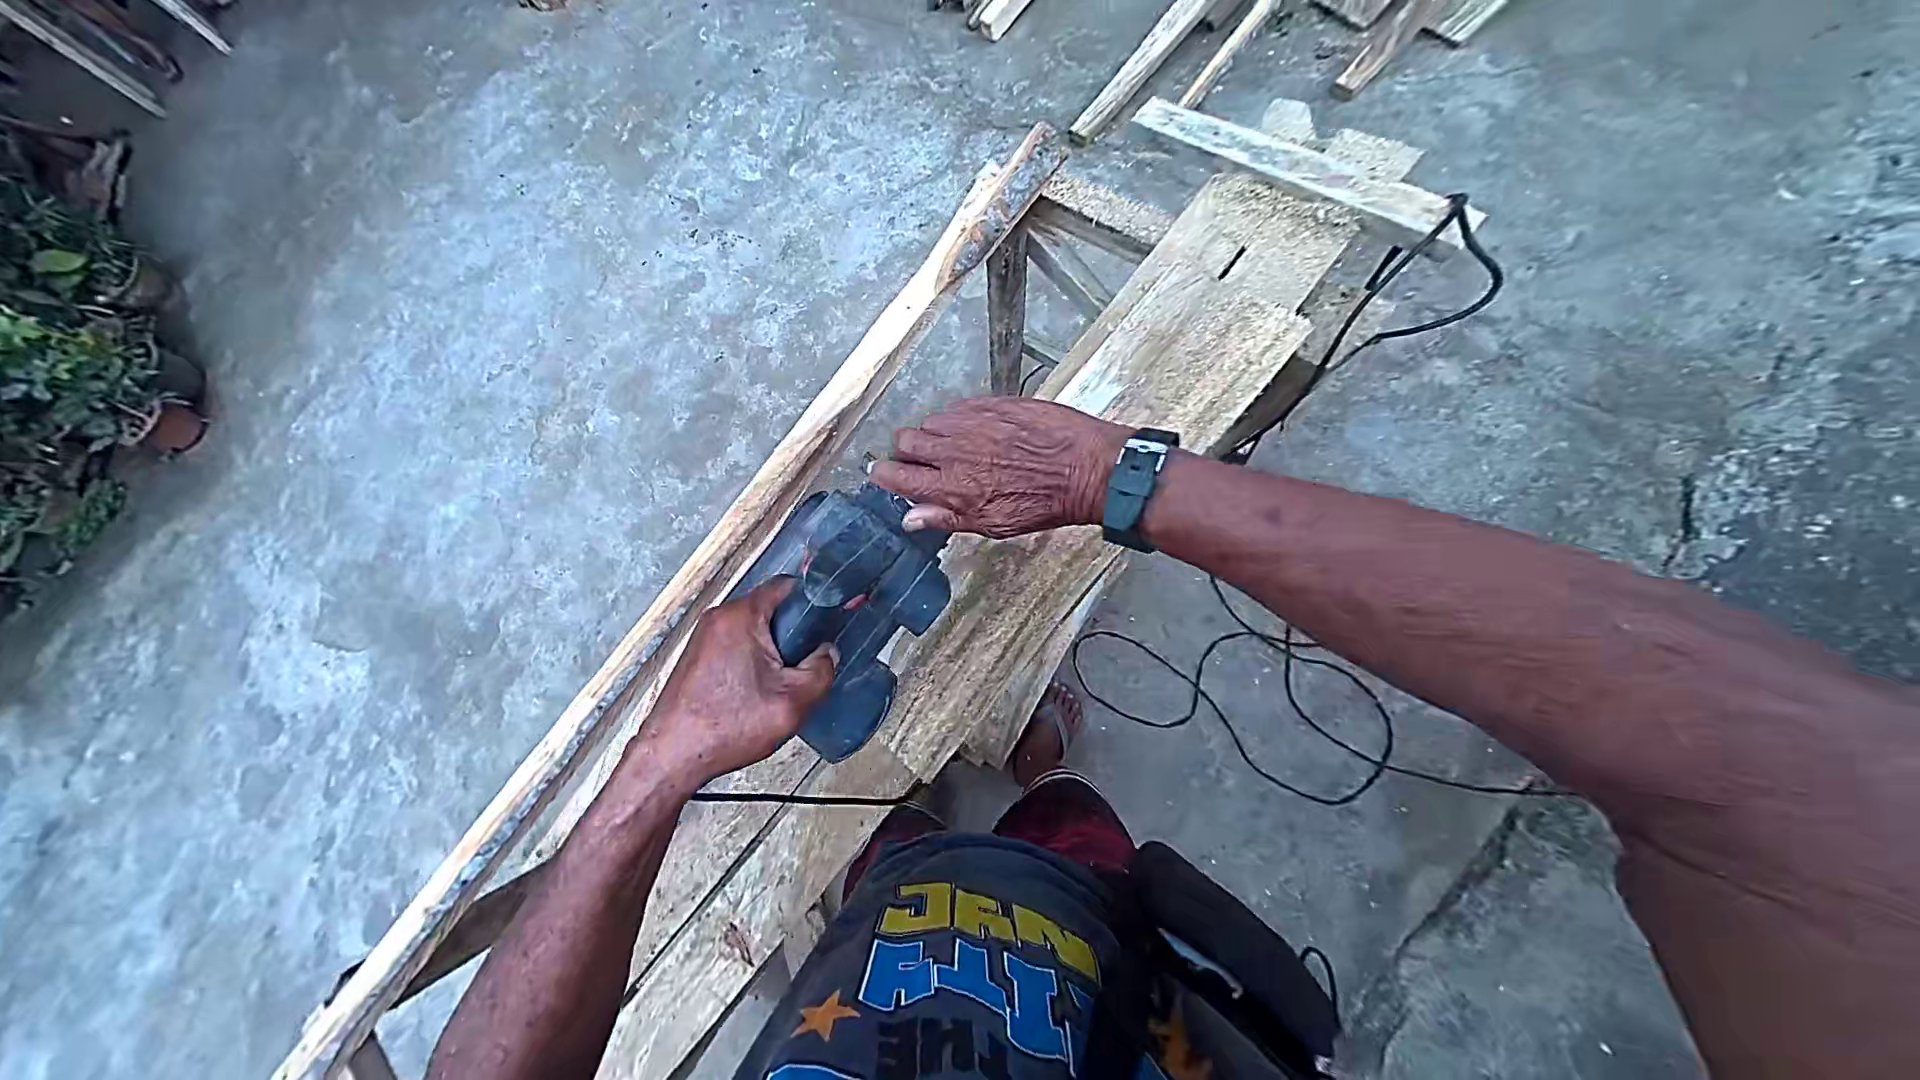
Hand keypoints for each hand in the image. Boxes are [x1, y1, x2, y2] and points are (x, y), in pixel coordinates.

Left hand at [642, 578, 836, 785]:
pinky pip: (738, 644)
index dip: (814, 598)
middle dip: (793, 632)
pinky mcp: (699, 654)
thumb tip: (829, 654)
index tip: (830, 614)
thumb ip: (821, 671)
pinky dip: (753, 660)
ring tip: (780, 682)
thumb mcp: (793, 702)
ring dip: (773, 649)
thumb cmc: (721, 728)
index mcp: (742, 617)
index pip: (787, 584)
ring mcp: (705, 636)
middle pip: (772, 607)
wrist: (671, 757)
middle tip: (804, 661)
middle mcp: (720, 618)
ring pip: (755, 628)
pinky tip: (758, 690)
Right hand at [871, 397, 1129, 537]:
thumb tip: (910, 518)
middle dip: (907, 452)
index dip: (885, 475)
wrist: (1085, 468)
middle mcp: (954, 453)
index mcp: (953, 489)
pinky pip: (956, 408)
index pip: (897, 477)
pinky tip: (977, 430)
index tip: (884, 474)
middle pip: (904, 442)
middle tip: (923, 459)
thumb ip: (947, 519)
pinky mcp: (989, 404)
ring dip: (934, 434)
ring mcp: (970, 424)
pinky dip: (958, 419)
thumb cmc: (1045, 502)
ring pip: (928, 422)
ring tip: (955, 445)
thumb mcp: (994, 525)